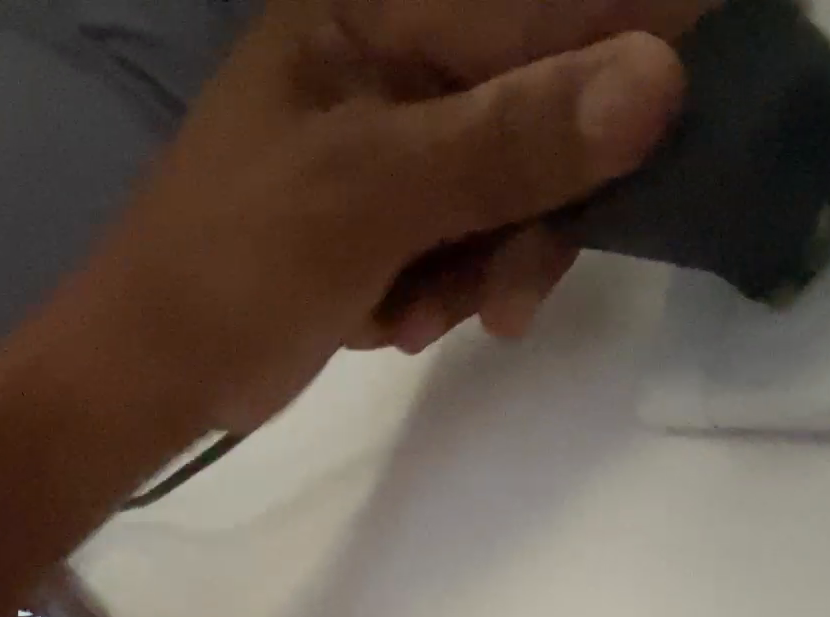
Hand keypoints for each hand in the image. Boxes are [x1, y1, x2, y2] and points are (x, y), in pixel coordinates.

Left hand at [76, 3, 684, 428]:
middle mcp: (396, 65)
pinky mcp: (394, 216)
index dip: (621, 66)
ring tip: (415, 319)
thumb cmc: (234, 267)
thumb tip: (658, 83)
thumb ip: (507, 141)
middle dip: (532, 214)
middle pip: (541, 113)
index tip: (671, 140)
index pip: (543, 9)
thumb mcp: (368, 198)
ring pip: (514, 192)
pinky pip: (472, 241)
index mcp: (379, 14)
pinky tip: (398, 324)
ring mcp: (397, 146)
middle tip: (507, 294)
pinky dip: (450, 290)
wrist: (158, 369)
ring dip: (484, 269)